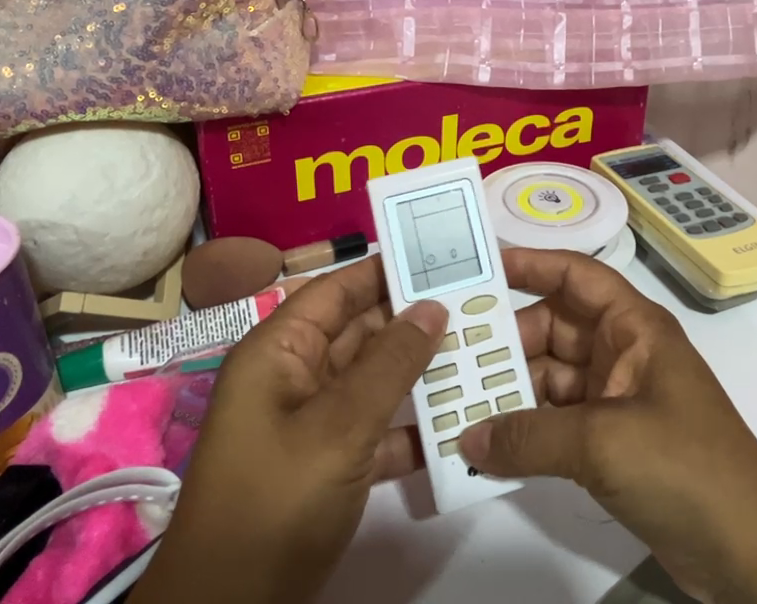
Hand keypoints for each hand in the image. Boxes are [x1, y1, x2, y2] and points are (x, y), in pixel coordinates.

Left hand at [132, 257, 445, 603]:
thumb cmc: (277, 499)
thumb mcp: (339, 425)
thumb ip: (390, 363)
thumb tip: (433, 306)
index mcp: (279, 351)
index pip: (336, 290)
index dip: (385, 270)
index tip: (443, 257)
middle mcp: (293, 376)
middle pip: (358, 331)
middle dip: (413, 320)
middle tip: (477, 304)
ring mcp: (310, 421)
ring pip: (371, 379)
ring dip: (419, 372)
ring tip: (479, 351)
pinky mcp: (327, 462)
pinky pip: (375, 426)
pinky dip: (411, 424)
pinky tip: (459, 418)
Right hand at [459, 249, 756, 603]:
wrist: (750, 550)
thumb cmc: (685, 467)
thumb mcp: (603, 442)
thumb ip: (528, 436)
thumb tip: (467, 438)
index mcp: (635, 328)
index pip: (577, 276)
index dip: (531, 264)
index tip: (479, 268)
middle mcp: (624, 354)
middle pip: (554, 328)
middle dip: (505, 337)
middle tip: (448, 351)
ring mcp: (618, 400)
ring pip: (551, 377)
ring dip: (509, 388)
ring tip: (453, 398)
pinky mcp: (613, 444)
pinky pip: (557, 421)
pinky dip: (525, 429)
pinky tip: (486, 443)